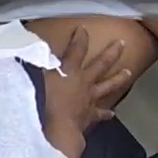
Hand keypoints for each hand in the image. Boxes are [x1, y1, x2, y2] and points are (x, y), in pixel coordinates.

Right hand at [39, 27, 131, 157]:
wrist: (56, 128)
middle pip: (101, 64)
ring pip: (108, 86)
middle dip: (112, 53)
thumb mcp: (35, 78)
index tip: (83, 28)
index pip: (77, 49)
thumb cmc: (43, 101)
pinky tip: (112, 113)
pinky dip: (107, 113)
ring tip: (129, 71)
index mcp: (70, 71)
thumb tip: (28, 51)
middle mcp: (84, 81)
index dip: (80, 38)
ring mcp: (90, 98)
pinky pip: (101, 113)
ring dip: (119, 78)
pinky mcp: (90, 115)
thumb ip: (35, 65)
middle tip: (122, 43)